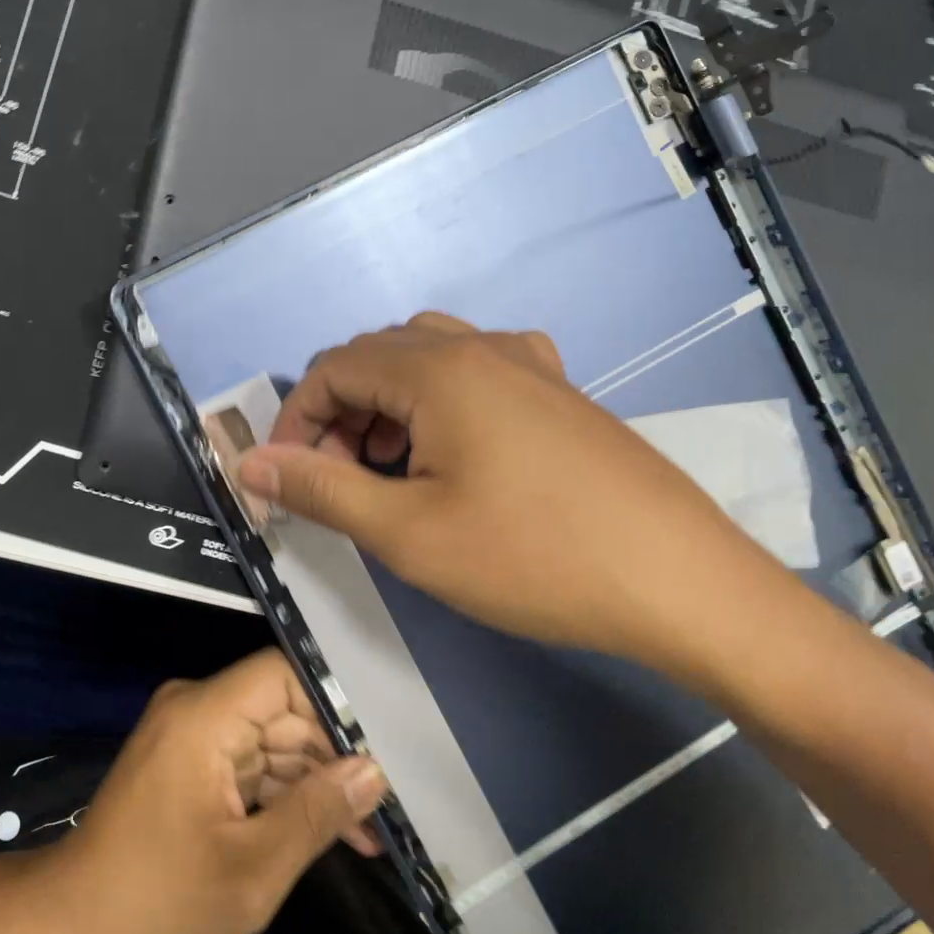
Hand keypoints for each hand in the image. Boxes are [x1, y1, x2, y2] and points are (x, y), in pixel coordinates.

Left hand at [36, 649, 388, 933]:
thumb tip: (374, 771)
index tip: (380, 753)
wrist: (78, 923)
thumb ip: (317, 812)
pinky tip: (330, 832)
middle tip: (388, 807)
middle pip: (281, 711)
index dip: (334, 706)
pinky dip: (284, 795)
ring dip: (315, 783)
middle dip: (334, 756)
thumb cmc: (163, 898)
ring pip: (271, 741)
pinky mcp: (188, 763)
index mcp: (202, 717)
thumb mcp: (253, 867)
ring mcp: (189, 737)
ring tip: (369, 833)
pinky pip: (248, 763)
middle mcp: (195, 711)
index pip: (282, 675)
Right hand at [235, 312, 786, 672]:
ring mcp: (530, 365)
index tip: (289, 480)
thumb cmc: (532, 557)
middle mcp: (481, 348)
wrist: (684, 585)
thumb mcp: (406, 532)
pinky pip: (474, 373)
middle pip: (375, 356)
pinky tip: (452, 454)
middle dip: (338, 414)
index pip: (332, 368)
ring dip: (385, 406)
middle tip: (338, 481)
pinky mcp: (561, 394)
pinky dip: (436, 403)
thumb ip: (320, 488)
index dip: (295, 421)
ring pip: (425, 360)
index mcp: (438, 369)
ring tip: (389, 472)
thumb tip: (249, 462)